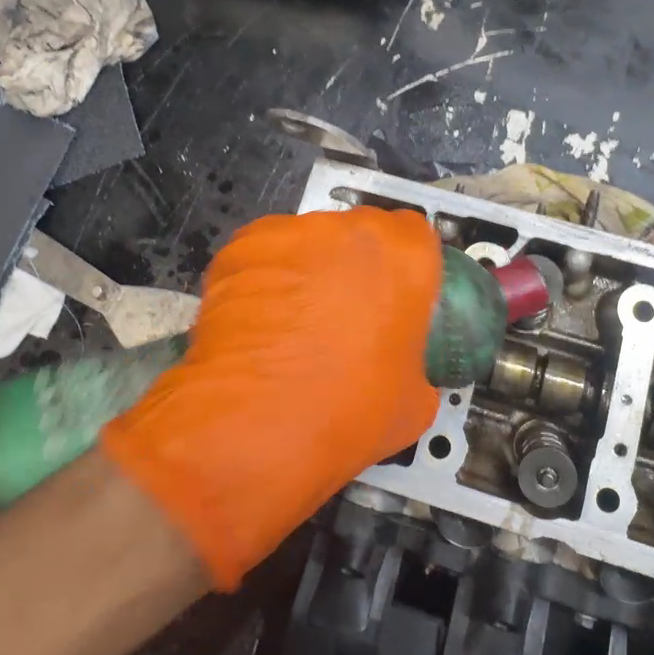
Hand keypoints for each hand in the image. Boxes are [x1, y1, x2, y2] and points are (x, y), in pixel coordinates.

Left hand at [100, 207, 441, 586]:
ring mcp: (291, 234)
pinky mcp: (239, 249)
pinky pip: (261, 256)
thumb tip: (404, 367)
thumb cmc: (346, 411)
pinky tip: (260, 320)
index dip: (403, 265)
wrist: (257, 423)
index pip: (414, 235)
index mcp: (405, 256)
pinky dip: (262, 279)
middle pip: (358, 232)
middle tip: (344, 313)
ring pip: (307, 240)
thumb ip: (414, 359)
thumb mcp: (414, 399)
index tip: (394, 293)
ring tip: (295, 322)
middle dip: (353, 264)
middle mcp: (350, 231)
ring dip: (307, 270)